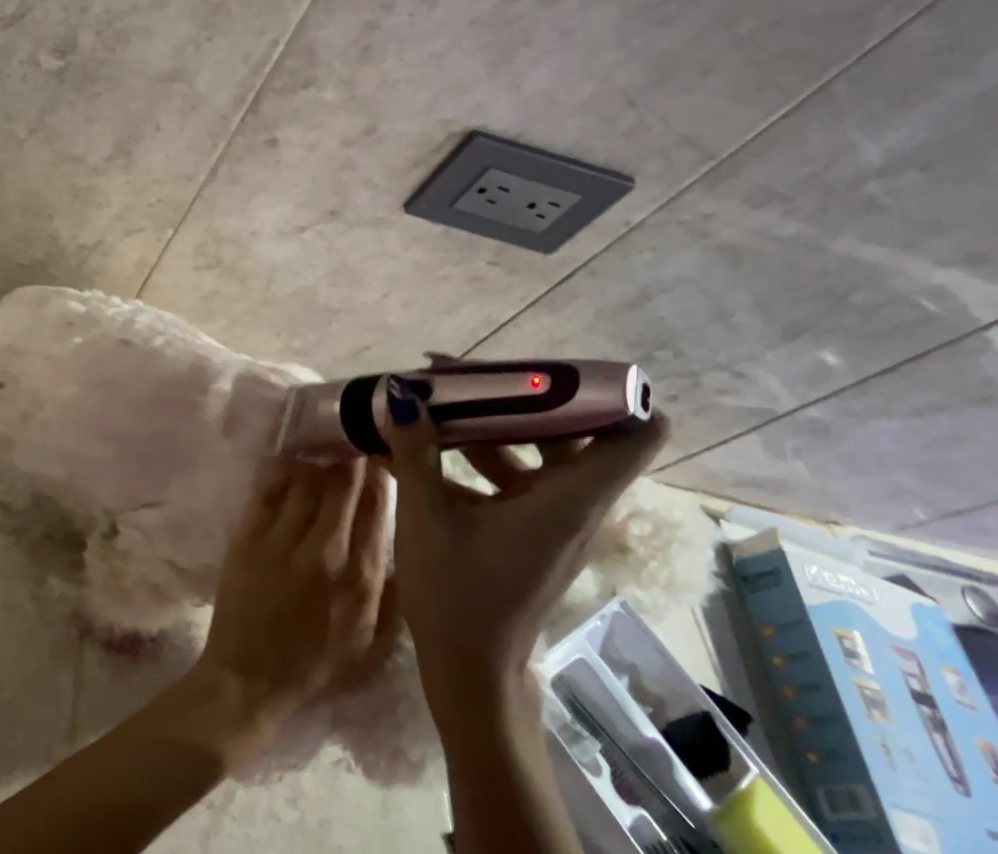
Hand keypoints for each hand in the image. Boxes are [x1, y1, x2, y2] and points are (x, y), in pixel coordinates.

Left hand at [196, 457, 396, 725]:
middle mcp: (324, 550)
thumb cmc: (317, 665)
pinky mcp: (246, 535)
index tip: (383, 466)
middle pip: (342, 483)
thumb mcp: (376, 642)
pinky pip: (267, 488)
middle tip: (353, 455)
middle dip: (351, 463)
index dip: (381, 478)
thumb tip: (411, 549)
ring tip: (323, 462)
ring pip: (305, 479)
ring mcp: (281, 540)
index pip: (377, 508)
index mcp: (360, 577)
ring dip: (318, 465)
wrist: (252, 677)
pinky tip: (292, 467)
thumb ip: (398, 594)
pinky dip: (283, 471)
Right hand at [382, 388, 667, 706]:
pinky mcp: (531, 533)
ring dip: (496, 426)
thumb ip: (415, 451)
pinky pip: (520, 479)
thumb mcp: (427, 516)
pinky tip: (430, 450)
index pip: (638, 432)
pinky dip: (485, 459)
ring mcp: (554, 519)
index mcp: (570, 498)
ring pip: (543, 453)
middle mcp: (575, 503)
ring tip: (439, 404)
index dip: (609, 393)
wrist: (468, 667)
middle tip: (469, 378)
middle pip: (577, 431)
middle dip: (525, 398)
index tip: (549, 374)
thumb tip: (402, 393)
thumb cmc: (457, 592)